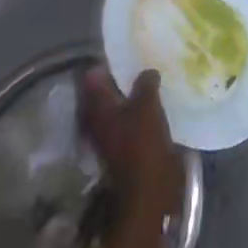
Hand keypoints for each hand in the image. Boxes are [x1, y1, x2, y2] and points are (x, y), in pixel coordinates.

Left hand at [81, 66, 182, 247]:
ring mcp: (107, 134)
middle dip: (121, 79)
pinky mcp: (120, 148)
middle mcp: (96, 117)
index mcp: (97, 103)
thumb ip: (145, 83)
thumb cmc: (143, 144)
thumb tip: (148, 70)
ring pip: (115, 106)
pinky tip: (153, 108)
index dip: (108, 61)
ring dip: (129, 97)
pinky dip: (135, 114)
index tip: (127, 53)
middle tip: (142, 66)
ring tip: (151, 85)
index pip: (94, 73)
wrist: (147, 193)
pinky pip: (125, 121)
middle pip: (104, 90)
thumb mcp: (147, 106)